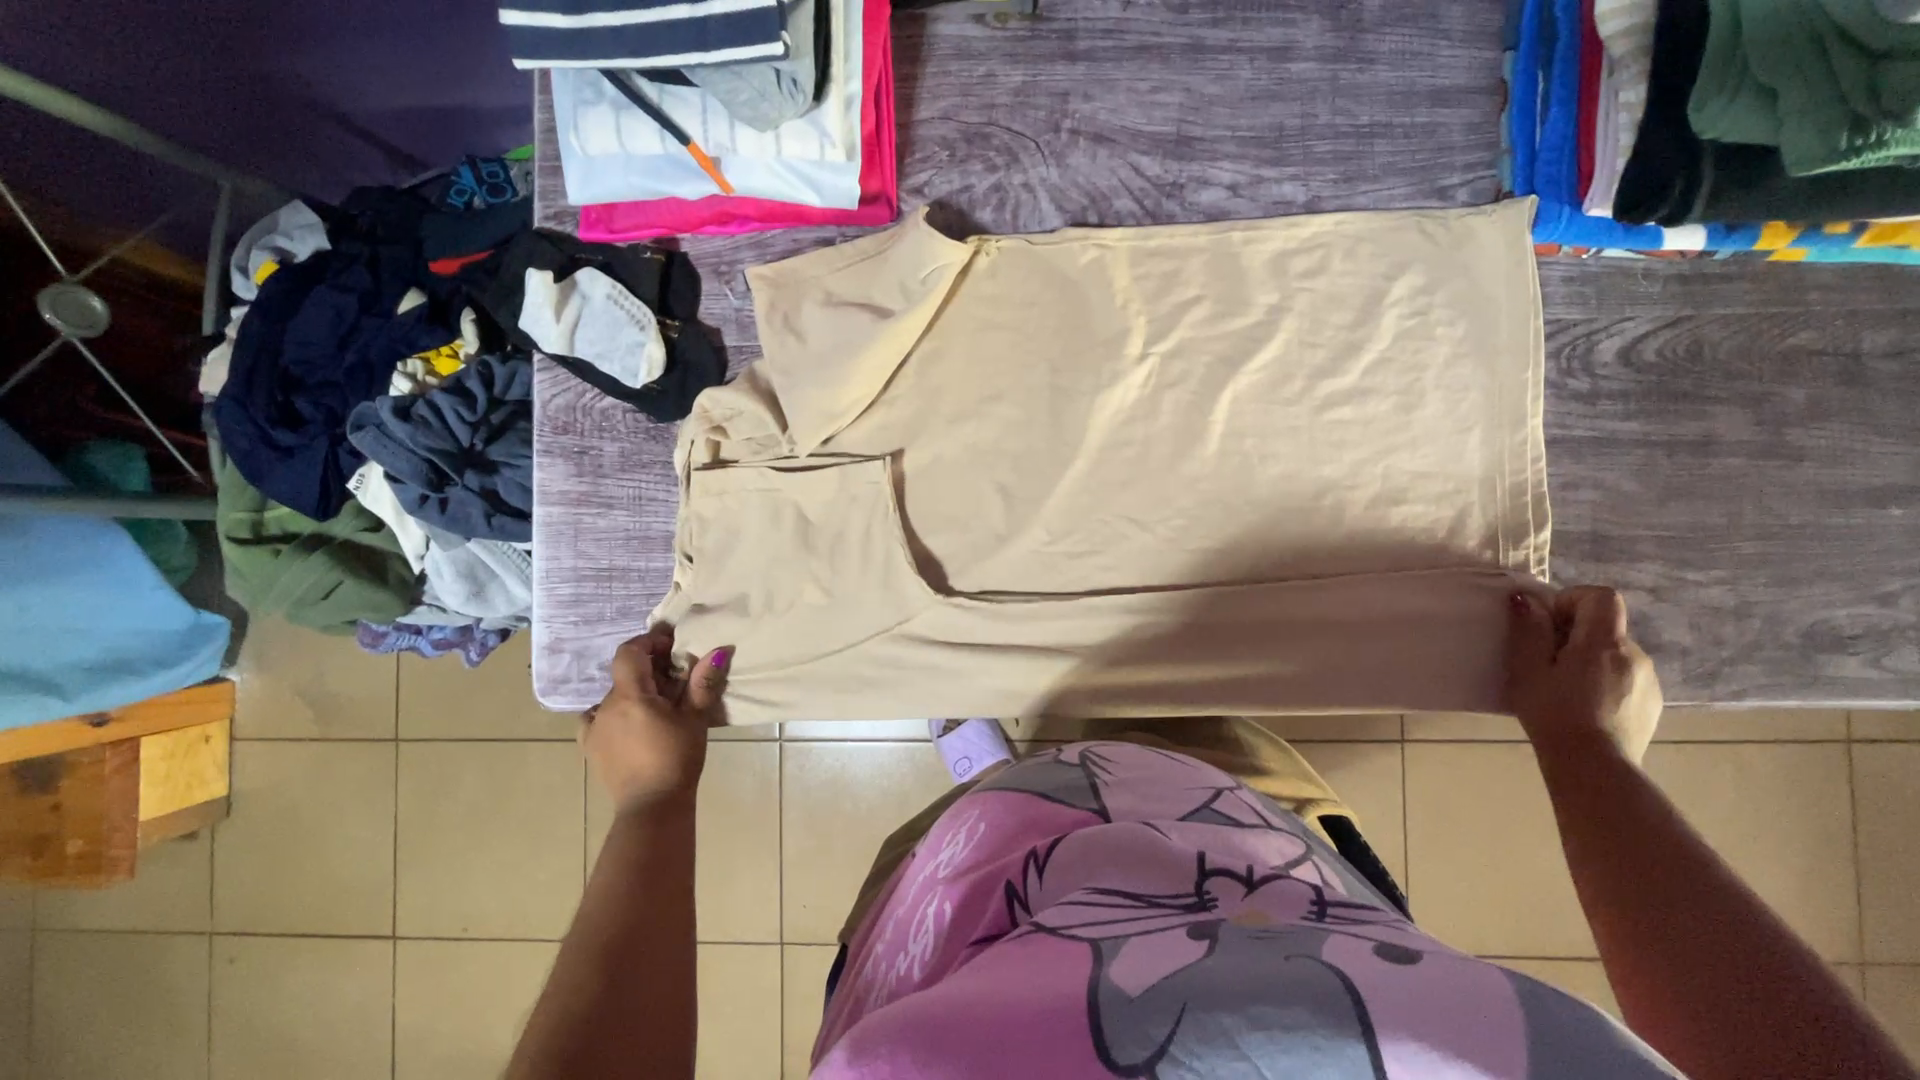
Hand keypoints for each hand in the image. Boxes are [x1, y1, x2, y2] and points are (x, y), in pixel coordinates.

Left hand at [581, 628, 731, 814]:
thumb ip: (702, 683)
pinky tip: (628, 724)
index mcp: (630, 696)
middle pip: (625, 675)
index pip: (629, 652)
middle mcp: (604, 706)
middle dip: (648, 671)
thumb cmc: (677, 759)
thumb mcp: (695, 719)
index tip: (670, 645)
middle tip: (676, 680)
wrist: (652, 807)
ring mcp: (593, 727)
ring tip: (656, 707)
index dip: (648, 642)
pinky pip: (597, 718)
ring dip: (634, 693)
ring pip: (614, 697)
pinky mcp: (590, 746)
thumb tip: (717, 651)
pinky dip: (613, 713)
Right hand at [1506, 585, 1663, 764]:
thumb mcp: (1527, 671)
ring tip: (1565, 689)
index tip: (1548, 625)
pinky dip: (1605, 681)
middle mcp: (1635, 654)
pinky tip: (1586, 708)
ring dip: (1589, 659)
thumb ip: (1528, 630)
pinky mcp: (1652, 703)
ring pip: (1615, 653)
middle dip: (1575, 634)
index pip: (1601, 596)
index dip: (1572, 600)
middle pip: (1606, 625)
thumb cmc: (1553, 715)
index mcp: (1604, 642)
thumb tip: (1527, 599)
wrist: (1594, 768)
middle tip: (1546, 662)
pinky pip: (1626, 677)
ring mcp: (1649, 680)